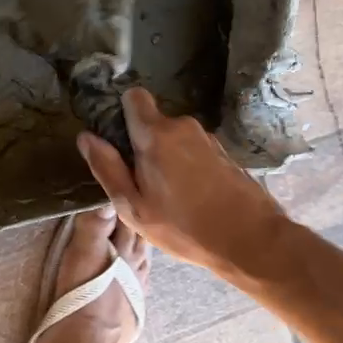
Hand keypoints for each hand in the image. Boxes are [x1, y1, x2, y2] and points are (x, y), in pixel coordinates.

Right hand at [76, 87, 291, 274]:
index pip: (134, 96)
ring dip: (168, 156)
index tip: (118, 138)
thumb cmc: (185, 227)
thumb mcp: (133, 207)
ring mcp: (209, 141)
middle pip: (153, 122)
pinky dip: (190, 166)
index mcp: (156, 135)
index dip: (123, 112)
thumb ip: (106, 168)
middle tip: (142, 179)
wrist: (256, 245)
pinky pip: (196, 151)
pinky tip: (194, 197)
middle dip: (144, 142)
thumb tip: (86, 137)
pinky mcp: (227, 156)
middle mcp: (183, 128)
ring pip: (175, 138)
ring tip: (170, 193)